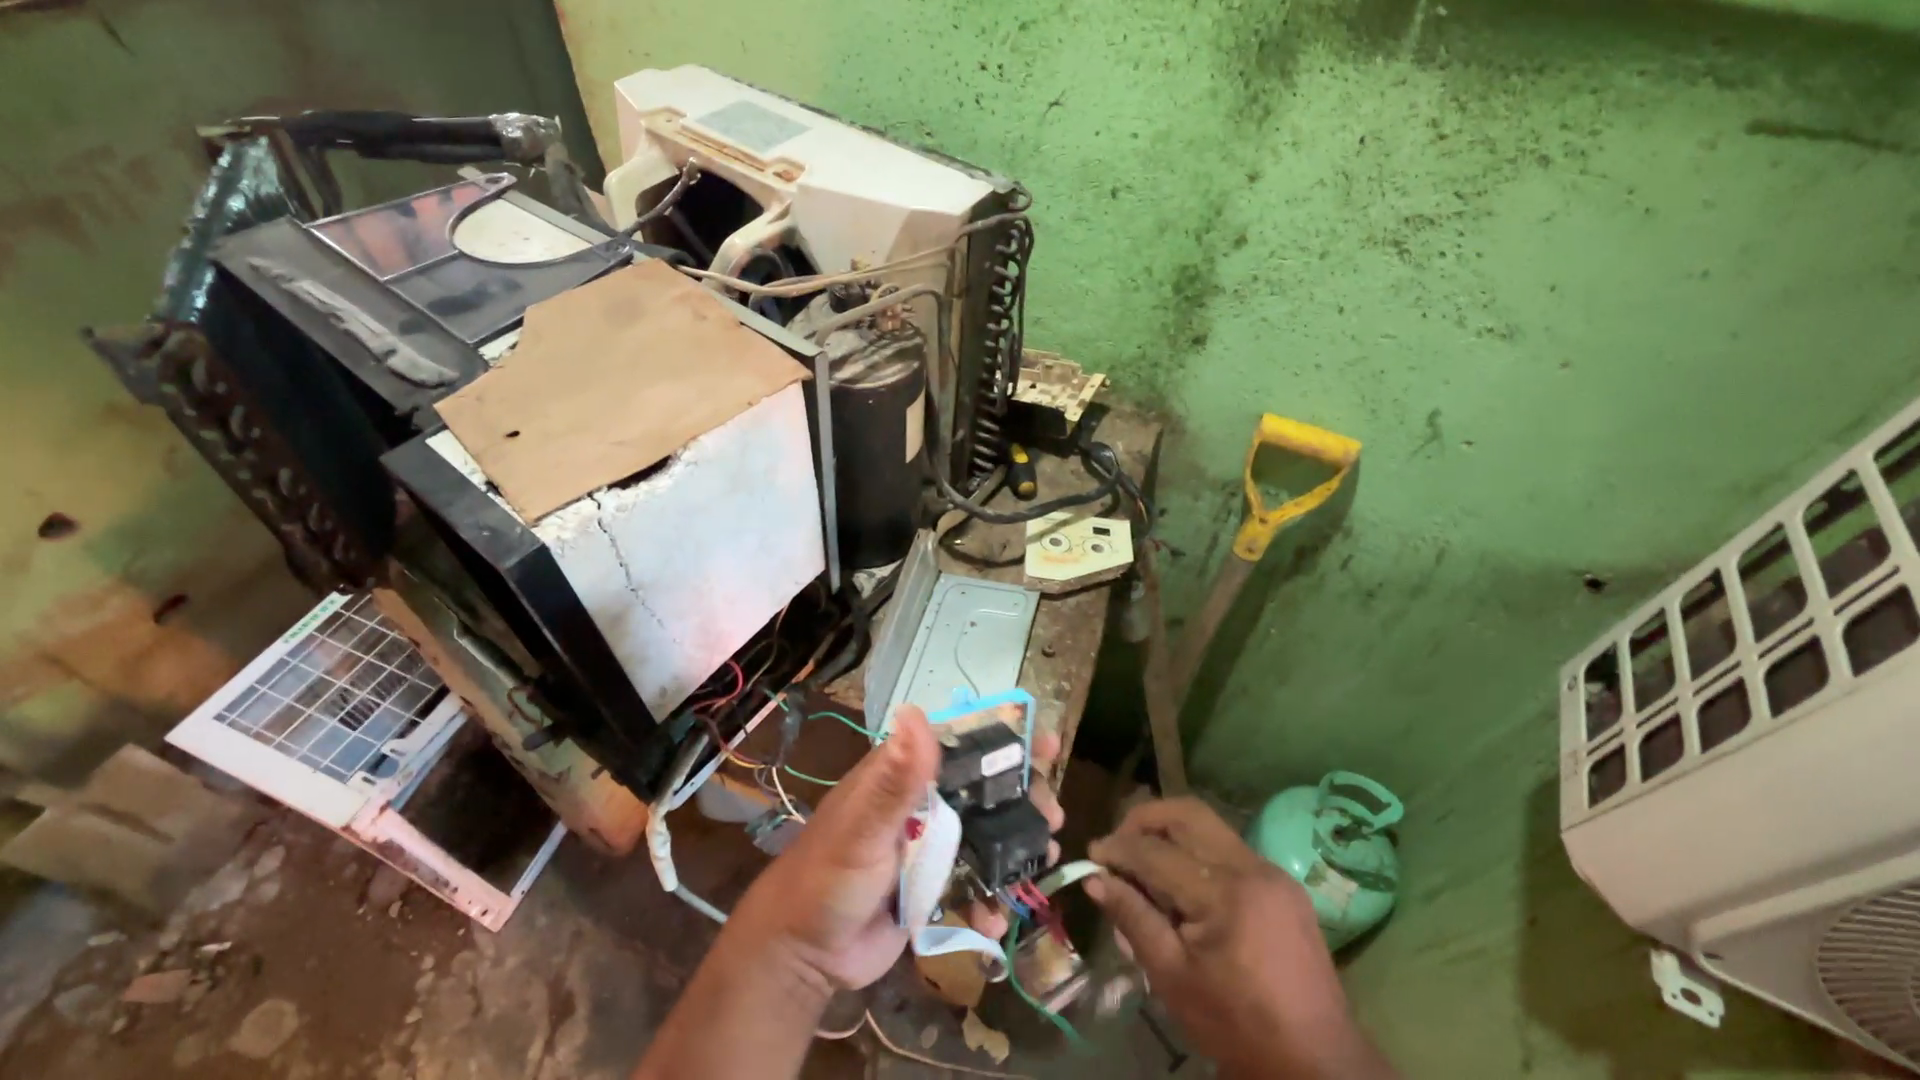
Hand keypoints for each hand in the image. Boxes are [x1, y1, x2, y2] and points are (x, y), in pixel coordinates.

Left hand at [718, 707, 1066, 993]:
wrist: (803, 955)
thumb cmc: (827, 879)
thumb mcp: (863, 828)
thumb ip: (894, 778)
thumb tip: (917, 711)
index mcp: (900, 779)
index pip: (959, 745)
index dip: (1005, 740)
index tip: (1047, 744)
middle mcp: (919, 807)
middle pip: (984, 791)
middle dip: (1023, 798)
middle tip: (1053, 815)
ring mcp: (928, 849)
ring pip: (986, 838)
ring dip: (1018, 846)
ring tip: (1045, 857)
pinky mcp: (933, 890)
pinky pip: (974, 886)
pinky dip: (991, 899)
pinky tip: (996, 919)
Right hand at [1085, 798, 1395, 1079]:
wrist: (1316, 1062)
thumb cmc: (1236, 1025)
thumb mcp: (1172, 977)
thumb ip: (1133, 918)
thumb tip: (1094, 878)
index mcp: (1227, 892)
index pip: (1157, 852)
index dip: (1118, 849)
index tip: (1090, 854)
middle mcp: (1254, 868)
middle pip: (1190, 814)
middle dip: (1146, 820)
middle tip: (1117, 844)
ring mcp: (1275, 875)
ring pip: (1211, 829)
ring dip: (1171, 836)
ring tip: (1143, 866)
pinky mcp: (1285, 888)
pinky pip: (1230, 853)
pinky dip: (1197, 856)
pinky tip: (1180, 888)